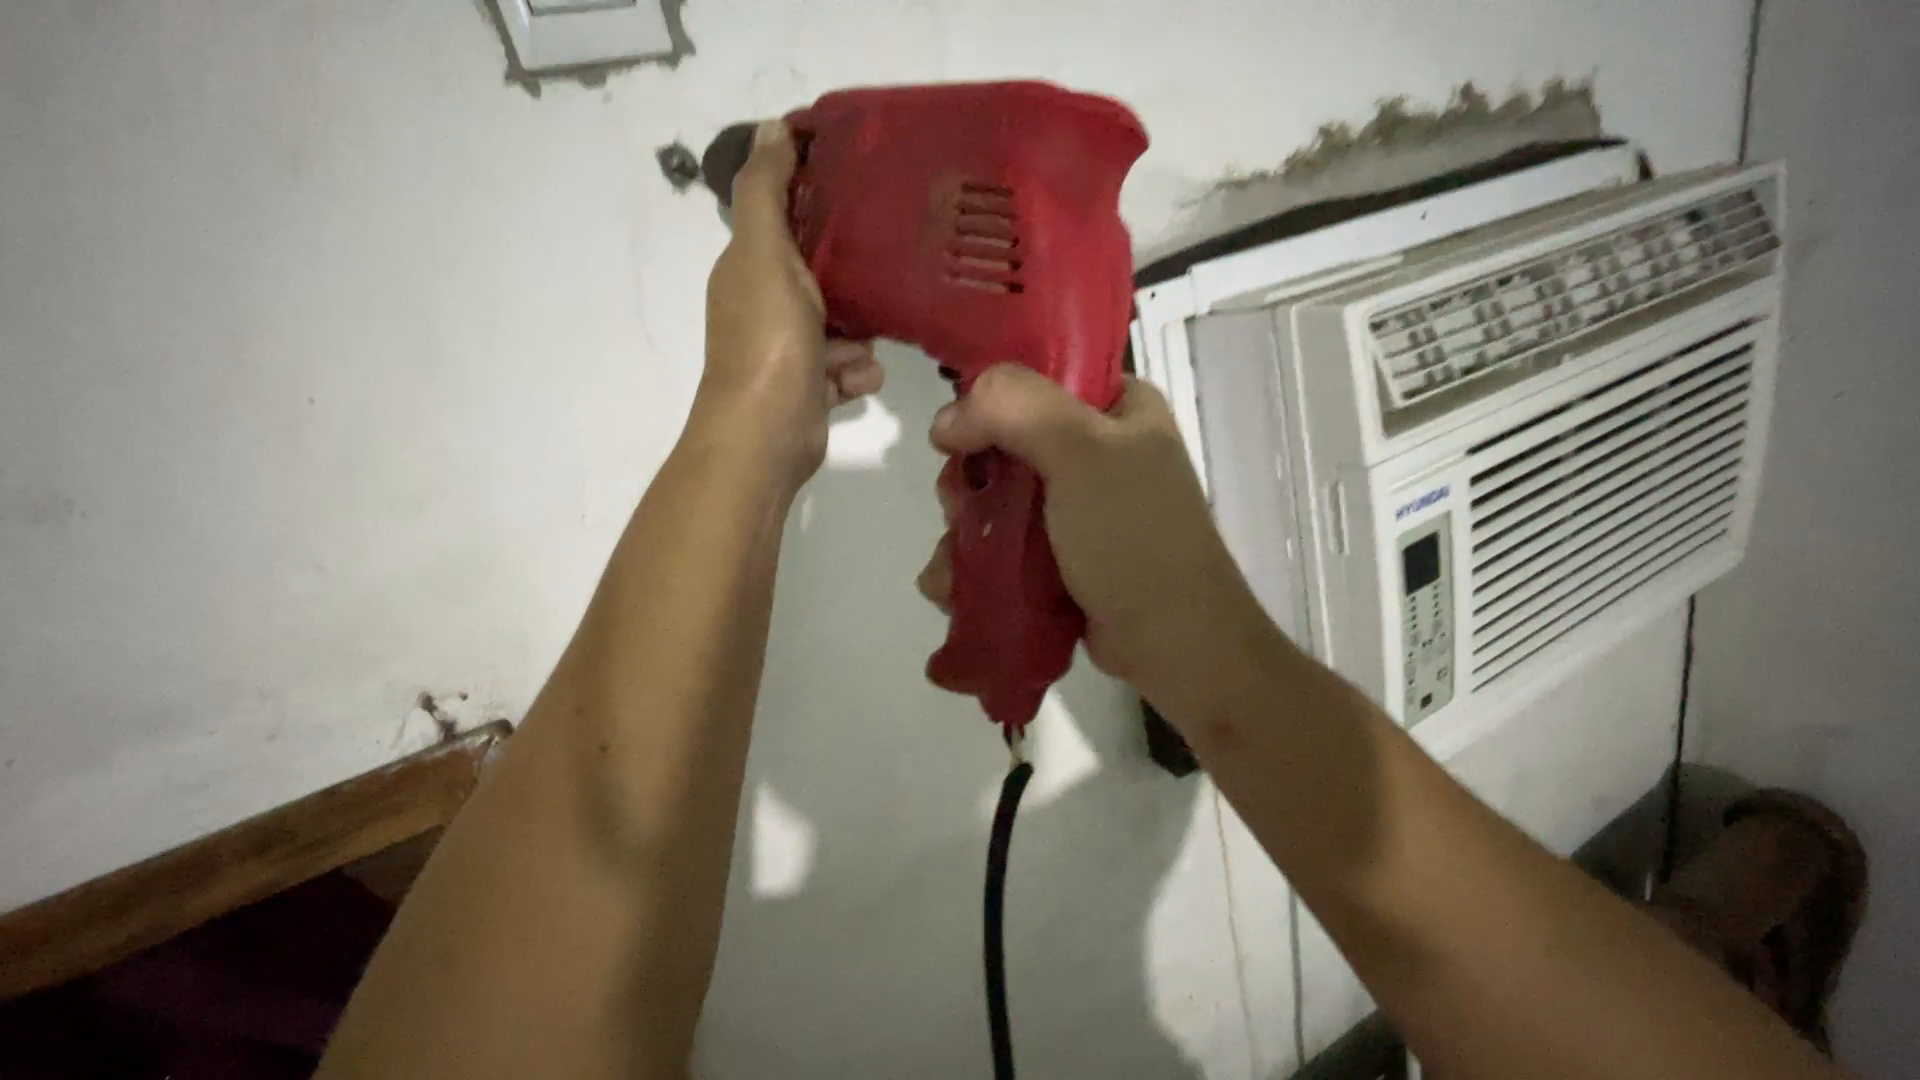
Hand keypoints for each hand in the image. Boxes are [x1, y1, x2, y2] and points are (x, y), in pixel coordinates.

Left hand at [695, 121, 882, 486]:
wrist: (765, 436)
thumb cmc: (767, 341)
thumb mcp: (764, 254)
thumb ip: (765, 191)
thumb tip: (772, 127)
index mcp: (747, 269)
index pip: (780, 216)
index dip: (814, 194)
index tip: (860, 182)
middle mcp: (762, 306)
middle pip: (815, 273)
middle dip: (850, 274)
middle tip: (887, 265)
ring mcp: (784, 352)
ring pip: (835, 326)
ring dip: (857, 333)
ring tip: (871, 341)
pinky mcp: (806, 390)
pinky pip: (842, 370)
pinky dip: (855, 372)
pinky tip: (865, 377)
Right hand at [915, 365, 1267, 707]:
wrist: (1172, 643)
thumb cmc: (1134, 537)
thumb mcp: (1083, 452)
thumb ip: (1013, 410)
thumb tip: (945, 421)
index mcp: (1116, 408)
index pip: (1037, 379)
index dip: (987, 402)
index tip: (956, 439)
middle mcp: (1095, 453)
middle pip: (1002, 445)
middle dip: (969, 483)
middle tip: (959, 508)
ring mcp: (1075, 511)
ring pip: (993, 502)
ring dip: (962, 534)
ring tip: (953, 570)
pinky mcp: (1058, 560)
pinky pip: (1001, 548)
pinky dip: (974, 567)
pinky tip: (956, 592)